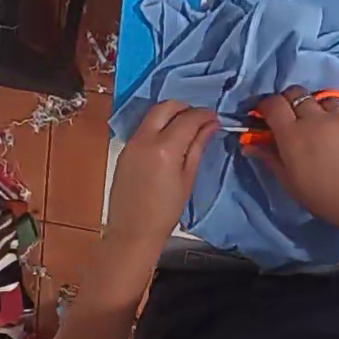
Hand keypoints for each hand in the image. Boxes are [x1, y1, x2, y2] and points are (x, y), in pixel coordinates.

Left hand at [99, 99, 217, 281]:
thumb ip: (197, 148)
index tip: (214, 118)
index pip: (188, 118)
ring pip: (152, 115)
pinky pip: (143, 129)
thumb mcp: (187, 180)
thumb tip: (209, 126)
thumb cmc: (166, 212)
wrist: (133, 231)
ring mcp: (131, 143)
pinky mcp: (124, 151)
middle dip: (184, 107)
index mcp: (165, 148)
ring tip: (185, 129)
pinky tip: (168, 142)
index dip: (204, 115)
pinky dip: (158, 127)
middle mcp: (145, 139)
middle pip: (165, 107)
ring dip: (170, 115)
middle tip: (199, 119)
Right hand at [247, 85, 338, 237]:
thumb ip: (271, 159)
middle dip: (289, 102)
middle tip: (292, 121)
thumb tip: (250, 144)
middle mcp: (315, 117)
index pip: (272, 104)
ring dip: (317, 109)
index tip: (265, 117)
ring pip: (322, 100)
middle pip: (296, 93)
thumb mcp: (292, 184)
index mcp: (293, 135)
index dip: (265, 107)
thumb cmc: (326, 199)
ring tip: (322, 129)